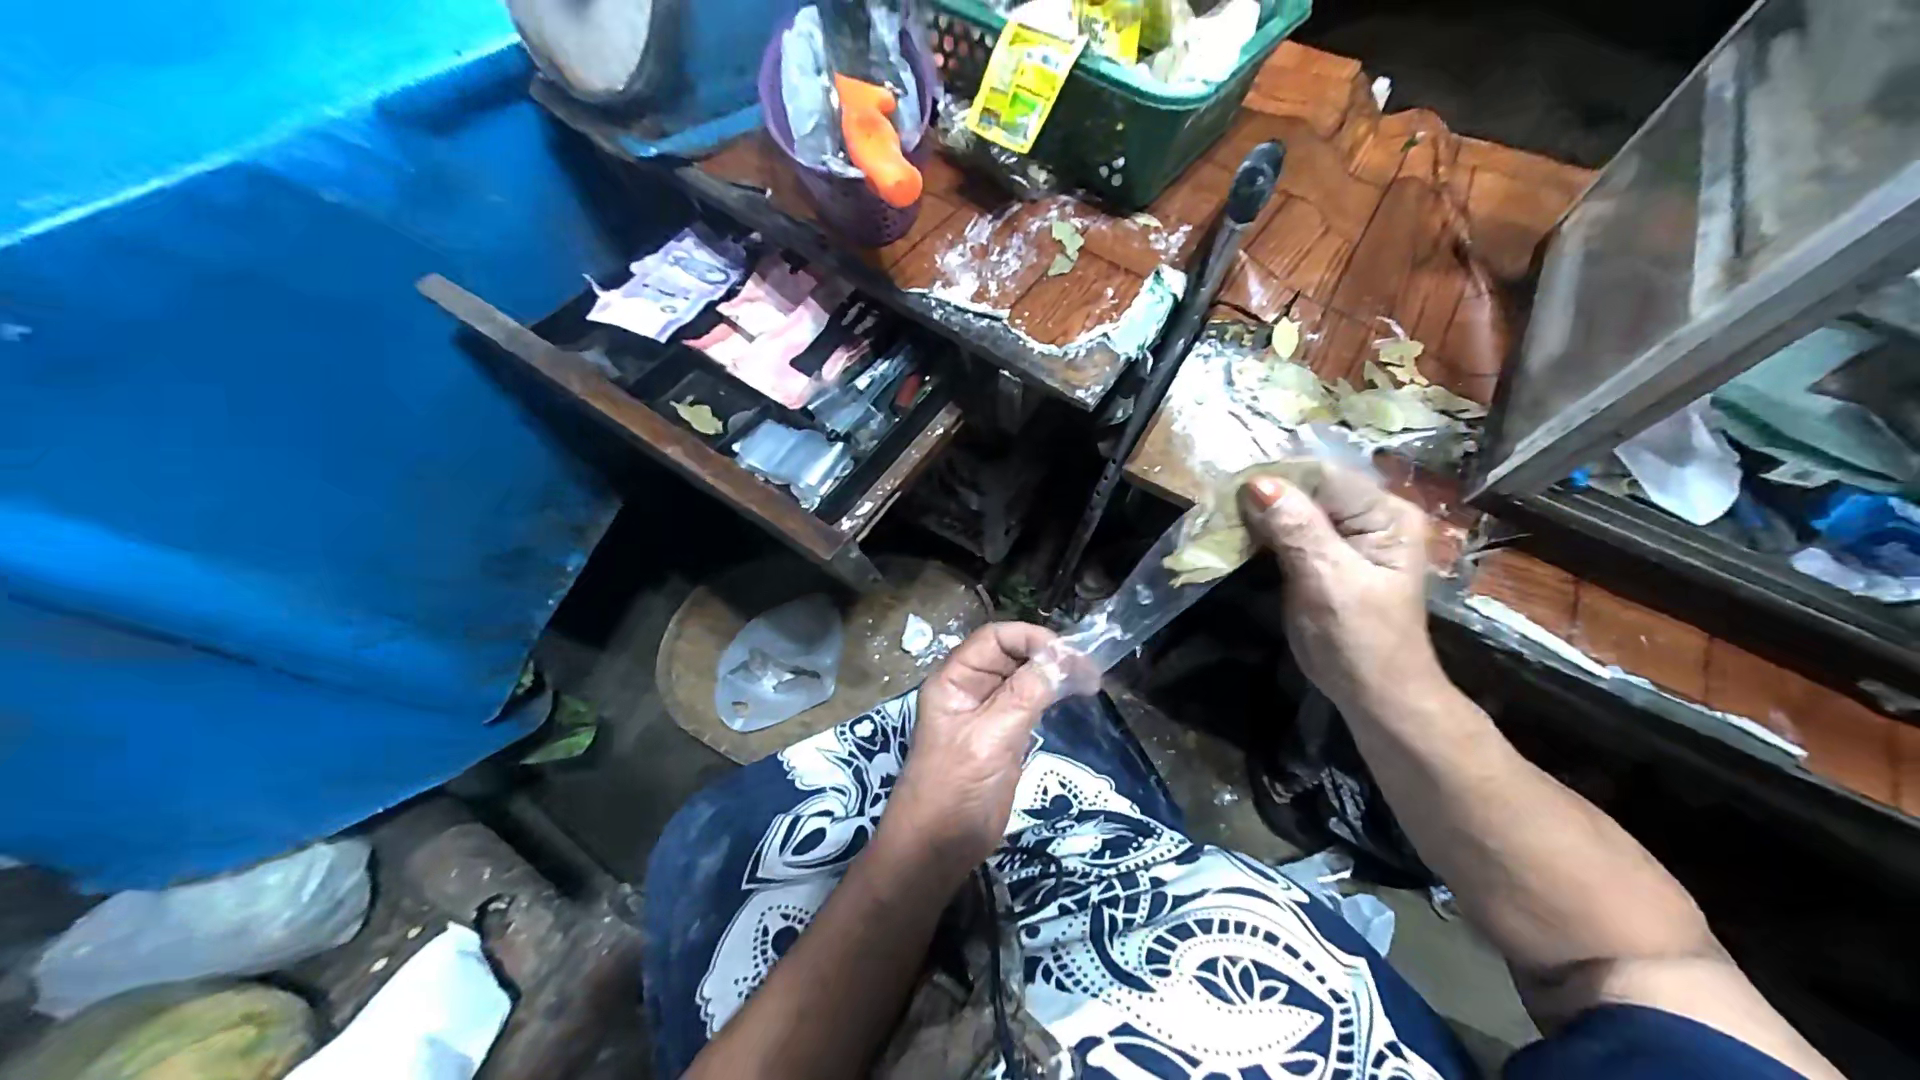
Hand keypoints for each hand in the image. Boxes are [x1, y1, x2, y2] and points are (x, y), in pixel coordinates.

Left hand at [886, 622, 1075, 869]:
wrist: (938, 849)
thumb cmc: (955, 790)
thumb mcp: (990, 738)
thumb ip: (1024, 695)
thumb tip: (1061, 659)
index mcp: (954, 679)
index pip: (995, 638)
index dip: (1031, 638)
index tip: (1068, 655)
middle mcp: (969, 688)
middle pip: (1012, 653)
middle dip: (1049, 655)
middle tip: (1089, 671)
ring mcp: (987, 712)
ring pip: (1023, 677)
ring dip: (1054, 675)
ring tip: (1089, 682)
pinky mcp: (1003, 734)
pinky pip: (1029, 702)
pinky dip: (1052, 696)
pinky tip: (1073, 698)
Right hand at [1239, 467, 1438, 711]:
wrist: (1373, 693)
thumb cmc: (1359, 640)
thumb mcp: (1328, 581)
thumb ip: (1297, 529)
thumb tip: (1257, 482)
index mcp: (1385, 513)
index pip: (1322, 475)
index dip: (1275, 479)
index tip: (1227, 491)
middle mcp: (1369, 513)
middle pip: (1306, 486)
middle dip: (1262, 494)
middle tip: (1217, 507)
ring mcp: (1346, 533)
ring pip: (1292, 506)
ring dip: (1256, 512)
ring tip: (1220, 520)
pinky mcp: (1322, 551)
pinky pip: (1286, 528)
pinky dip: (1260, 530)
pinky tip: (1236, 535)